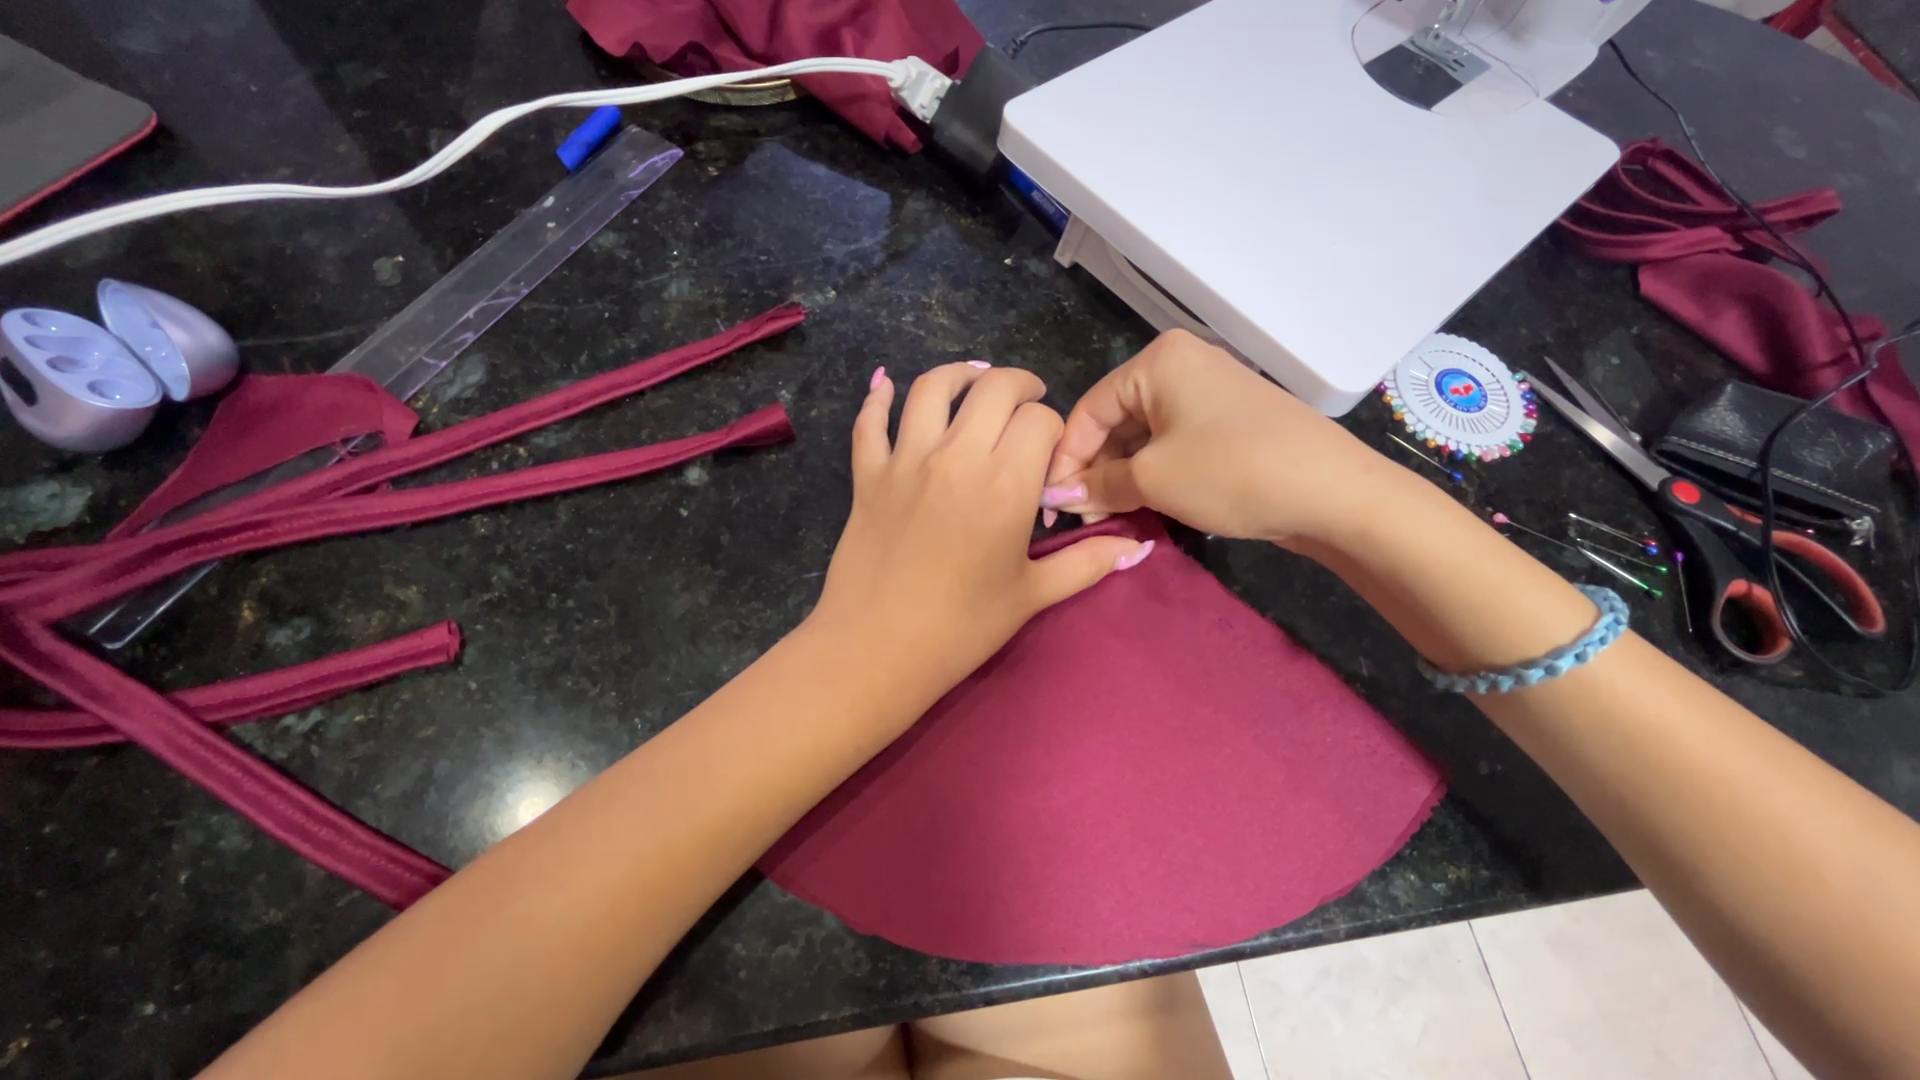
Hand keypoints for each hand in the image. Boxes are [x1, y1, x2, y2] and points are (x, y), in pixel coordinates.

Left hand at [810, 362, 1153, 697]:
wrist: (876, 651)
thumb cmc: (961, 629)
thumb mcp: (1031, 595)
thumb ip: (1087, 563)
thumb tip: (1138, 547)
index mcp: (1005, 483)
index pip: (1041, 421)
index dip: (1054, 430)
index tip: (1051, 457)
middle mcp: (956, 457)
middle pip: (993, 388)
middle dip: (1019, 385)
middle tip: (1028, 402)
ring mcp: (906, 461)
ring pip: (932, 388)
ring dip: (959, 375)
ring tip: (975, 381)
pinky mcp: (867, 475)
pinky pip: (870, 422)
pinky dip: (879, 397)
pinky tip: (887, 387)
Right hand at [1042, 330, 1404, 549]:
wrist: (1333, 493)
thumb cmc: (1231, 473)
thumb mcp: (1153, 480)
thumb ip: (1098, 485)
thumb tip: (1058, 495)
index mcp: (1158, 361)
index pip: (1089, 409)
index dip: (1065, 459)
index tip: (1049, 504)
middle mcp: (1183, 365)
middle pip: (1116, 420)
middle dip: (1094, 469)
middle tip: (1080, 516)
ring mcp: (1211, 392)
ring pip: (1145, 435)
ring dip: (1123, 476)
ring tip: (1108, 515)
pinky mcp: (1230, 422)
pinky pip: (1175, 443)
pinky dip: (1155, 473)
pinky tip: (1143, 504)